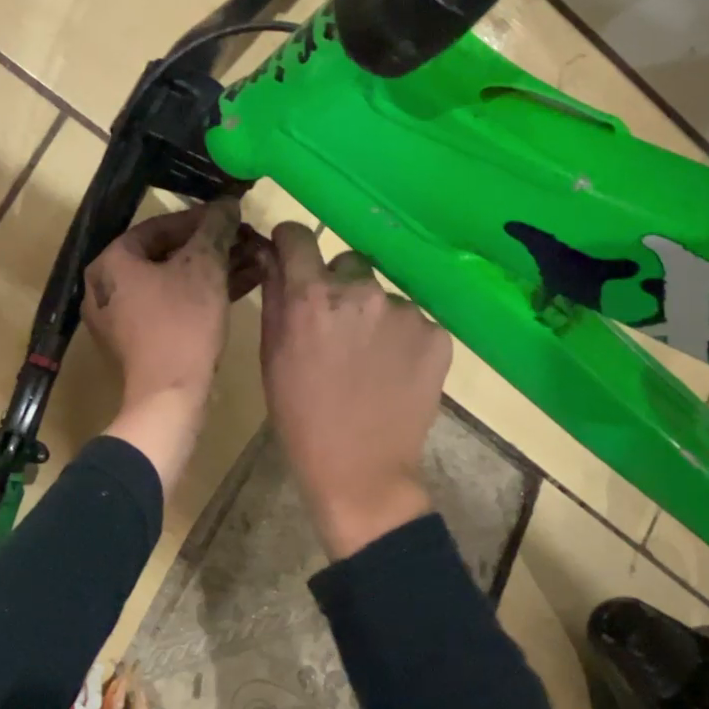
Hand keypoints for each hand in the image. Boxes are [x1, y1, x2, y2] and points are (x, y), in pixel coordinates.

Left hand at [84, 199, 261, 491]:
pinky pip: (169, 308)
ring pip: (170, 283)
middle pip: (164, 255)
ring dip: (210, 271)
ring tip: (252, 261)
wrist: (168, 396)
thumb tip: (226, 205)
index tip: (232, 216)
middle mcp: (105, 288)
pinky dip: (198, 297)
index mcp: (110, 263)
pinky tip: (239, 288)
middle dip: (209, 247)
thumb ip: (215, 229)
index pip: (158, 226)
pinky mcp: (137, 343)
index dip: (200, 218)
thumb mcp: (203, 267)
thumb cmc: (182, 323)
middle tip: (244, 240)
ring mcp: (118, 319)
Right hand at [259, 223, 450, 558]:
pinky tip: (393, 374)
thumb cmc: (300, 418)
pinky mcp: (437, 334)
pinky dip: (402, 340)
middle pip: (348, 264)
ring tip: (369, 363)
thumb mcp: (272, 360)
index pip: (299, 237)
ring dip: (373, 317)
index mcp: (310, 298)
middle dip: (339, 287)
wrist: (359, 470)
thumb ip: (275, 302)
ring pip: (383, 297)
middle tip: (336, 332)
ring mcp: (404, 311)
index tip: (291, 254)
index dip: (292, 242)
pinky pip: (414, 322)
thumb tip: (273, 259)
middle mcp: (360, 292)